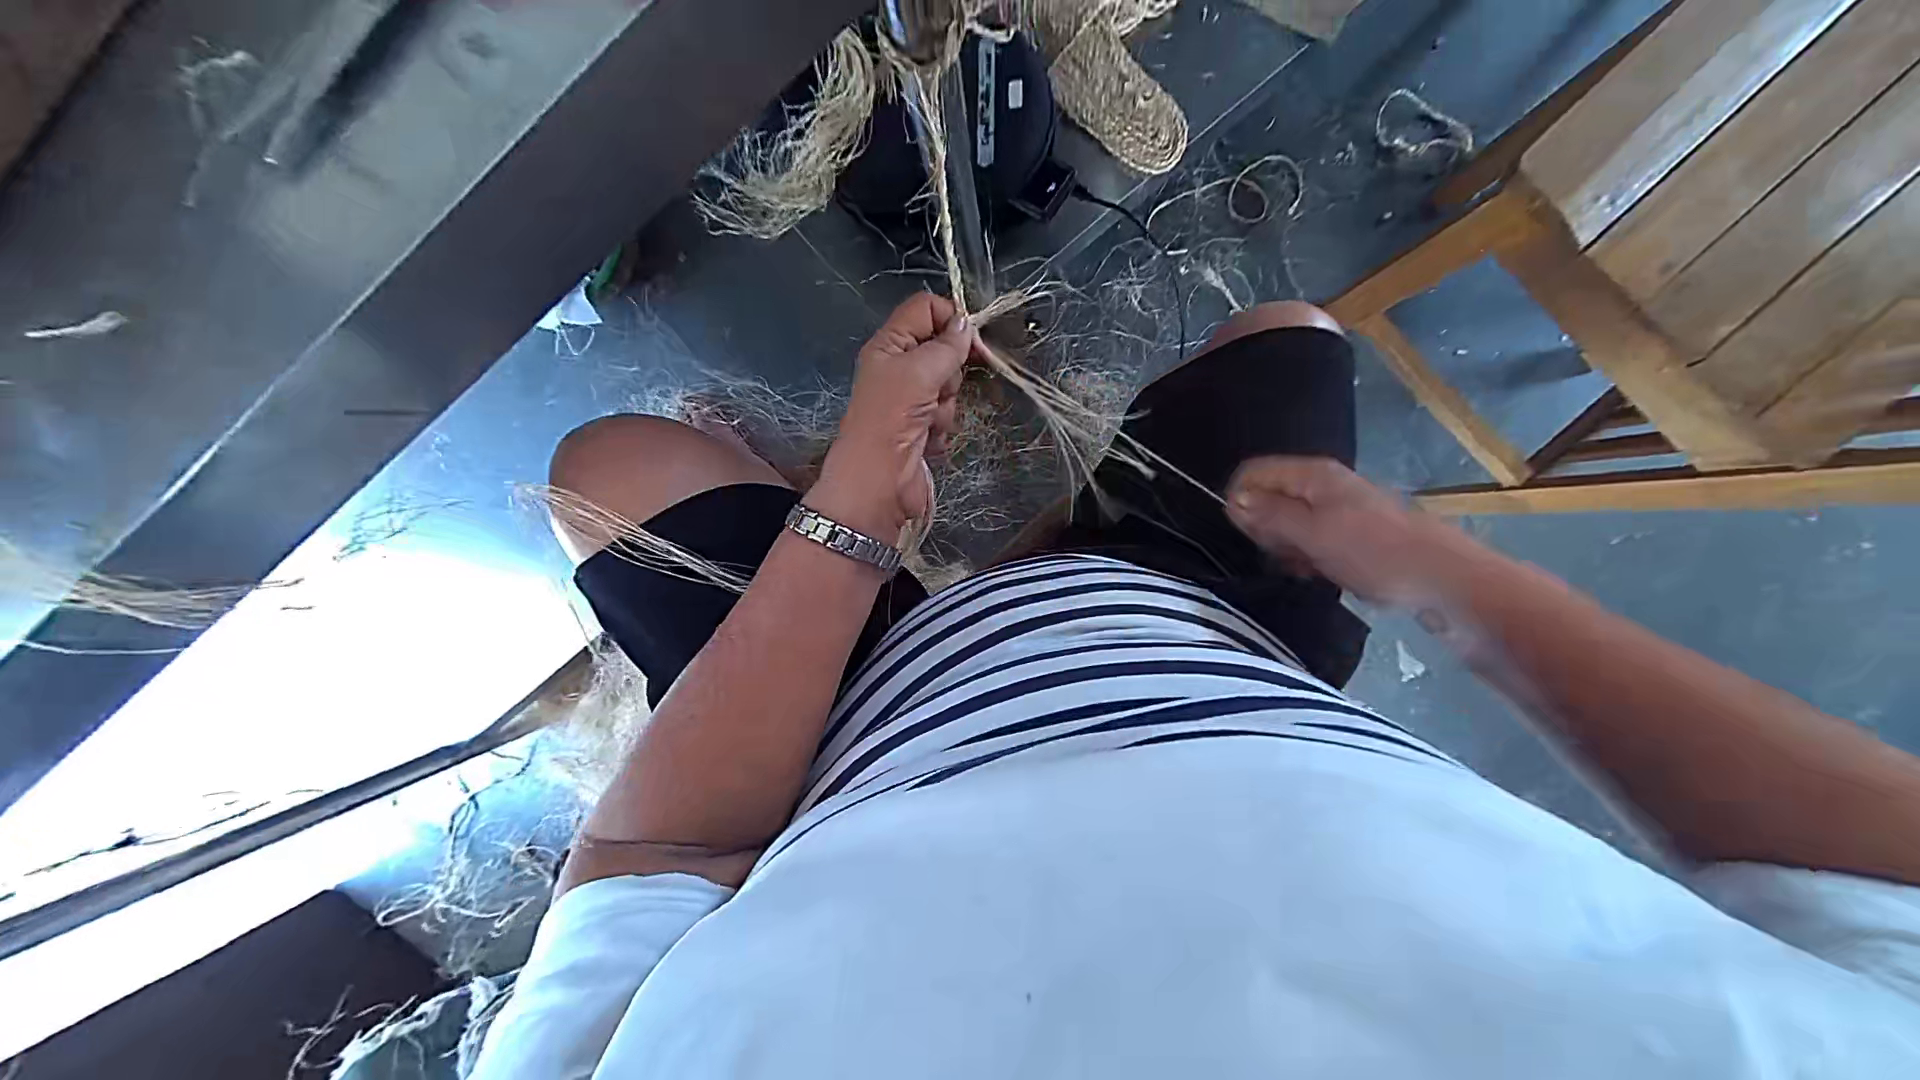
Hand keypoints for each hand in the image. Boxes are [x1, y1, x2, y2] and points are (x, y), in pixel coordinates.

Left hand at [808, 293, 982, 542]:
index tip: (972, 341)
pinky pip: (948, 417)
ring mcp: (911, 401)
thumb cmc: (890, 420)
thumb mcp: (918, 372)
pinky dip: (942, 430)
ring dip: (946, 407)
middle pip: (944, 351)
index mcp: (889, 344)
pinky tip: (928, 442)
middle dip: (951, 372)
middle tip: (937, 389)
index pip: (925, 309)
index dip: (950, 319)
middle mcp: (899, 368)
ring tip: (927, 422)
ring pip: (950, 387)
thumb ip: (946, 345)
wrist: (879, 484)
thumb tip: (965, 324)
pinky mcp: (923, 429)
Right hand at [1224, 456, 1492, 606]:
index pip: (1252, 474)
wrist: (1449, 583)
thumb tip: (1233, 501)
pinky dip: (1308, 558)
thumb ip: (1270, 515)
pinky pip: (1310, 541)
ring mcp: (1339, 511)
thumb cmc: (1377, 554)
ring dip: (1286, 548)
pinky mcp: (1351, 535)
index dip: (1240, 502)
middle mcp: (1323, 486)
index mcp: (1313, 475)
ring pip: (1287, 524)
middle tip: (1282, 553)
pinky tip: (1319, 573)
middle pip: (1268, 498)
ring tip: (1303, 568)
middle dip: (1264, 529)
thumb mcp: (1314, 534)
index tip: (1249, 535)